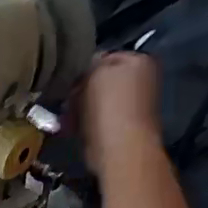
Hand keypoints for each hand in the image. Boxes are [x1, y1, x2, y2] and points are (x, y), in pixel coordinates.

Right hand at [76, 51, 162, 172]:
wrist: (120, 151)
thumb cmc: (109, 107)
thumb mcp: (96, 72)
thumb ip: (91, 62)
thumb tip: (86, 69)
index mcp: (140, 61)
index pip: (104, 56)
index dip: (83, 67)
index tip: (69, 80)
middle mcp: (141, 81)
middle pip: (100, 80)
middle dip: (81, 89)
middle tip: (66, 99)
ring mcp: (132, 106)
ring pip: (95, 100)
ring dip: (79, 107)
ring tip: (67, 116)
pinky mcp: (121, 128)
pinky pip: (96, 119)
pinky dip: (83, 122)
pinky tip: (72, 127)